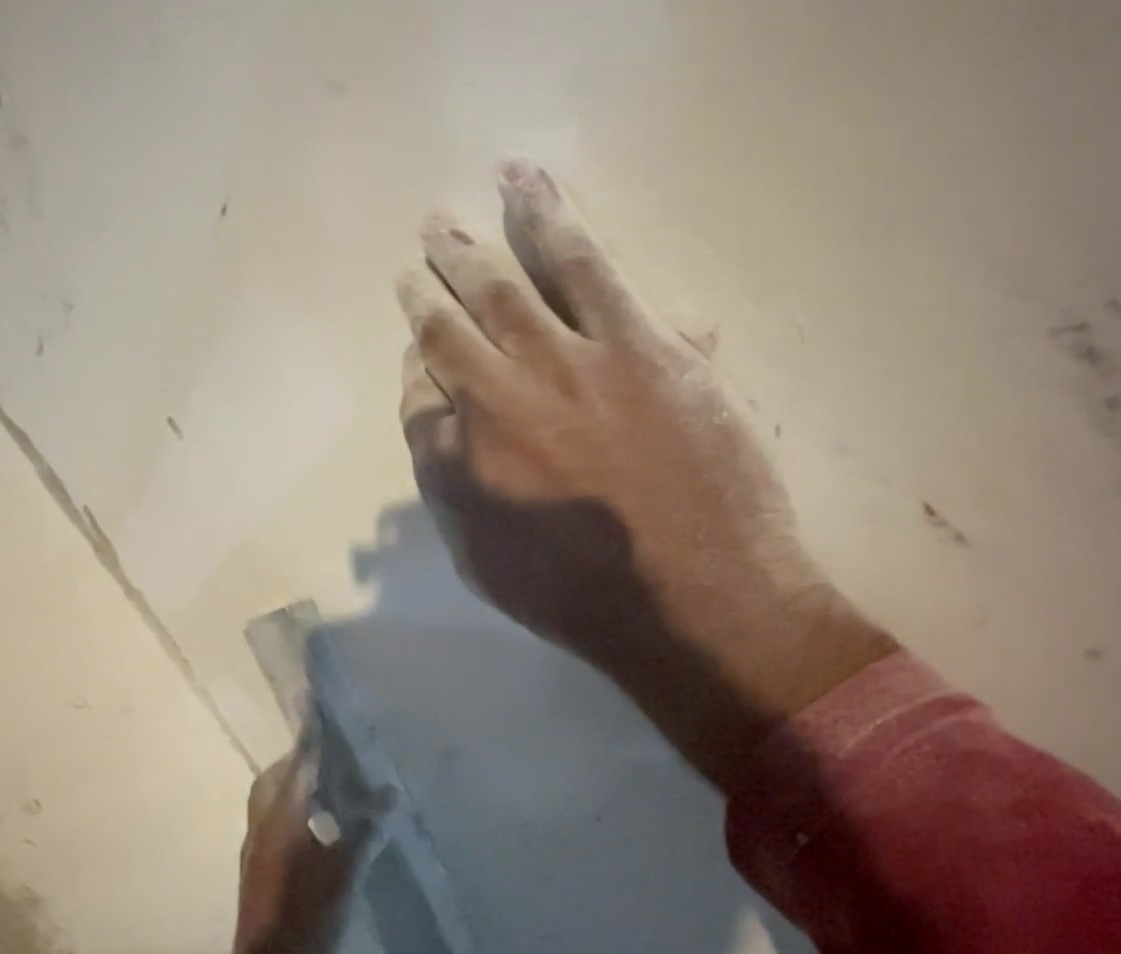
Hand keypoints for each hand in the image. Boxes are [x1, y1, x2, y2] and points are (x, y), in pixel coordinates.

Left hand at [147, 740, 386, 953]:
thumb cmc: (308, 918)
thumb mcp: (345, 871)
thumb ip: (364, 827)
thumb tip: (386, 792)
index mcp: (280, 818)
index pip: (296, 763)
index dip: (310, 736)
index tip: (321, 709)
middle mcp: (261, 826)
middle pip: (275, 779)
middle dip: (301, 761)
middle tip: (335, 757)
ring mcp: (254, 849)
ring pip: (271, 801)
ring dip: (296, 786)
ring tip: (332, 788)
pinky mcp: (256, 869)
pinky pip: (273, 822)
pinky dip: (294, 810)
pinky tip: (321, 827)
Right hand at [395, 160, 893, 784]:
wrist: (703, 605)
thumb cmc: (594, 604)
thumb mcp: (493, 568)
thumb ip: (456, 494)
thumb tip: (449, 433)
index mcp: (460, 468)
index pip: (420, 398)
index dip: (420, 369)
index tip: (427, 352)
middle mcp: (496, 405)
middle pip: (448, 331)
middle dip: (427, 293)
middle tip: (416, 263)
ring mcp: (566, 366)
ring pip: (503, 286)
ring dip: (467, 248)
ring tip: (442, 219)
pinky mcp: (636, 344)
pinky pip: (582, 264)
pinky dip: (547, 215)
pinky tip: (524, 181)